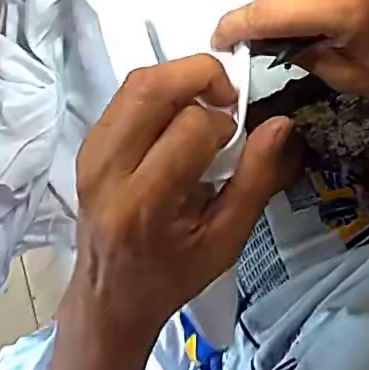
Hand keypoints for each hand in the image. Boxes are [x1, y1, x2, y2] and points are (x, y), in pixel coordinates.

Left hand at [62, 55, 296, 353]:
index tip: (235, 141)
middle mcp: (108, 168)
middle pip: (150, 88)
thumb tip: (281, 123)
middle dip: (199, 75)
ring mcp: (91, 150)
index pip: (188, 129)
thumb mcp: (226, 240)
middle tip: (227, 96)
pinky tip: (178, 113)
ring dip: (179, 78)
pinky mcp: (87, 141)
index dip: (223, 125)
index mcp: (143, 203)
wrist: (109, 294)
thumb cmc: (172, 274)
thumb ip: (256, 179)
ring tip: (206, 102)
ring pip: (136, 83)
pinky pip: (126, 95)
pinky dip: (159, 90)